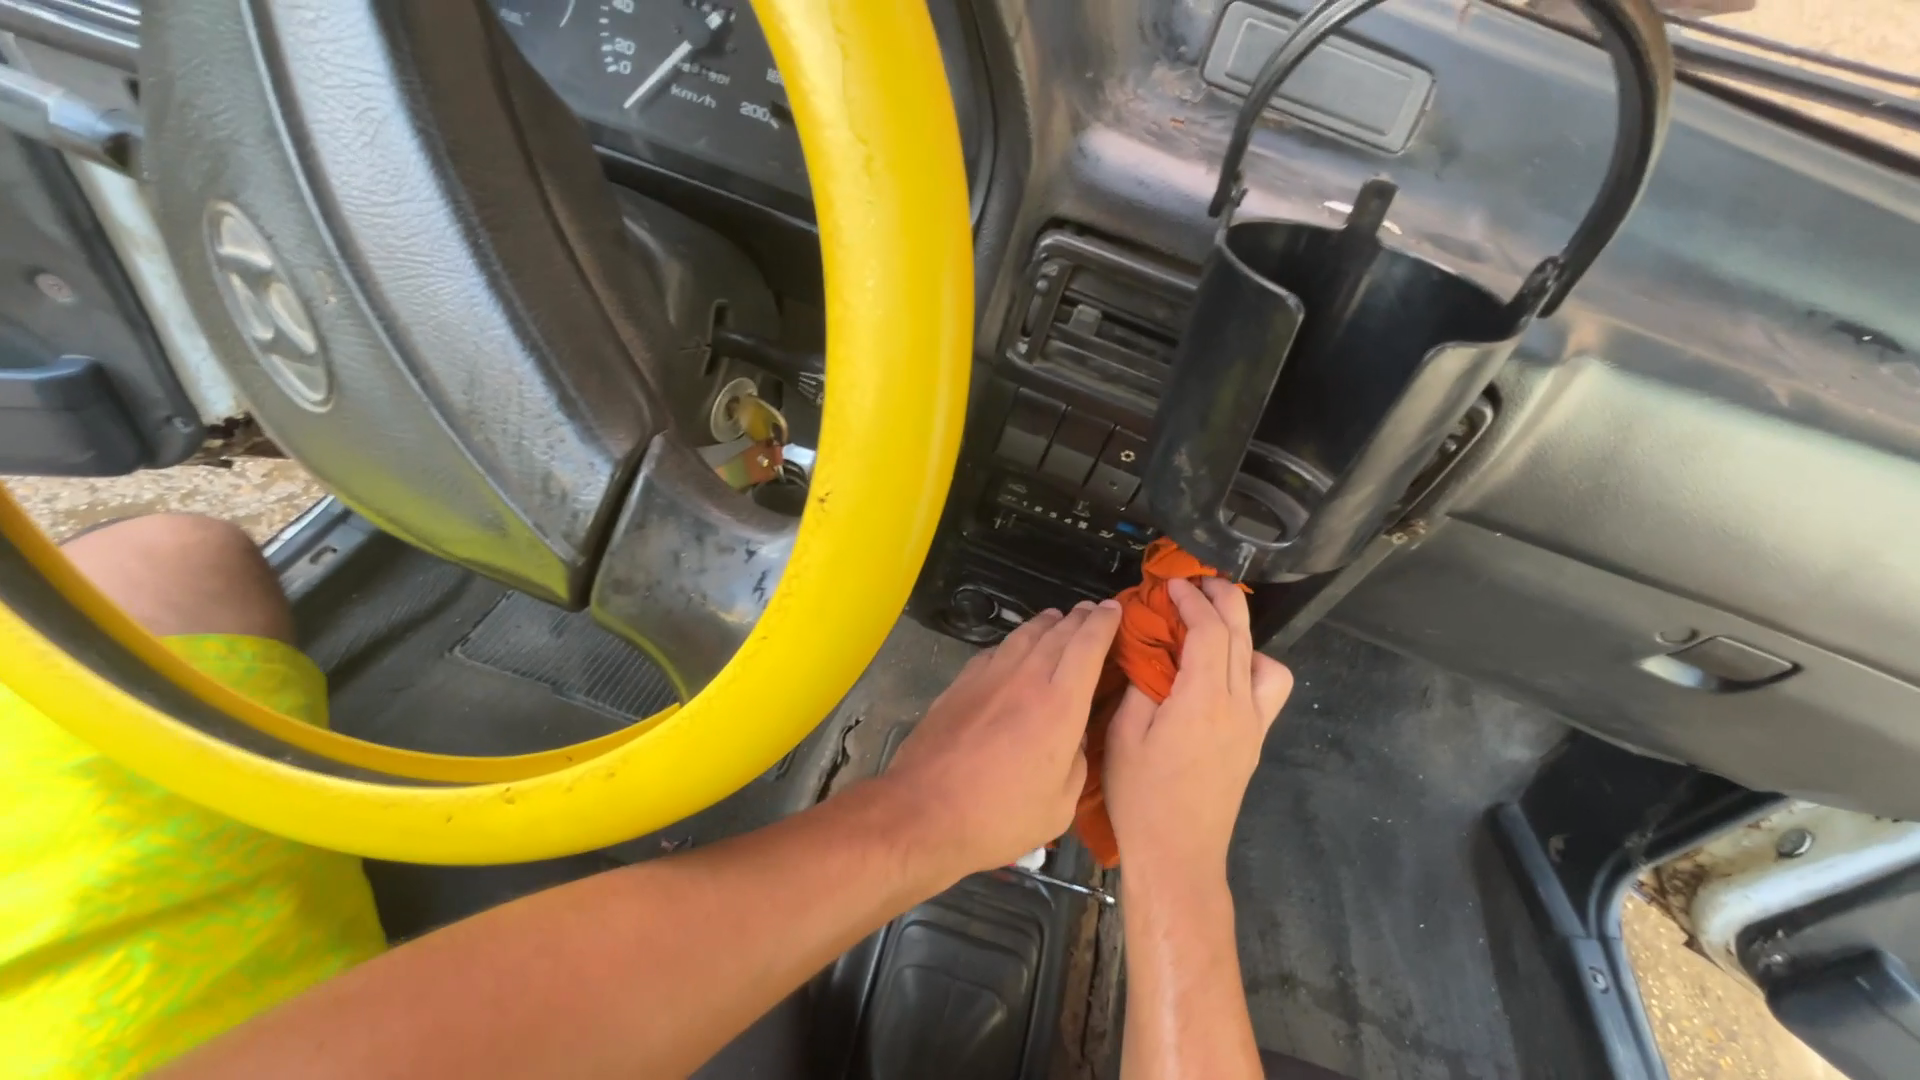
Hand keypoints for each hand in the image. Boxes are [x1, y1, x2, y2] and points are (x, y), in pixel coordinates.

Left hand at [880, 601, 1121, 880]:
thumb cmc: (998, 817)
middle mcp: (1026, 678)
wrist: (924, 811)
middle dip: (1079, 618)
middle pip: (1058, 633)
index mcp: (1060, 705)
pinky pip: (995, 651)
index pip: (1088, 646)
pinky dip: (1014, 643)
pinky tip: (1015, 649)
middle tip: (1092, 609)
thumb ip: (1076, 763)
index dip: (1104, 623)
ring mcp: (989, 677)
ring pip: (1024, 636)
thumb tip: (1073, 738)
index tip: (1113, 610)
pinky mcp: (960, 684)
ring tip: (1057, 619)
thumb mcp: (1059, 806)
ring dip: (1046, 623)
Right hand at [1105, 577, 1291, 880]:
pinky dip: (1252, 665)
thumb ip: (1142, 684)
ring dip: (1244, 632)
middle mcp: (1239, 707)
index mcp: (1203, 701)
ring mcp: (1254, 725)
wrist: (1178, 855)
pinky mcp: (1255, 741)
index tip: (1171, 586)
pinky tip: (1224, 670)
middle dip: (1223, 600)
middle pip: (1243, 636)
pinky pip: (1268, 689)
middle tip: (1198, 583)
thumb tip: (1149, 649)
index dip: (1192, 600)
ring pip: (1267, 661)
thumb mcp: (1124, 735)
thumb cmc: (1142, 797)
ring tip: (1214, 624)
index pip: (1210, 631)